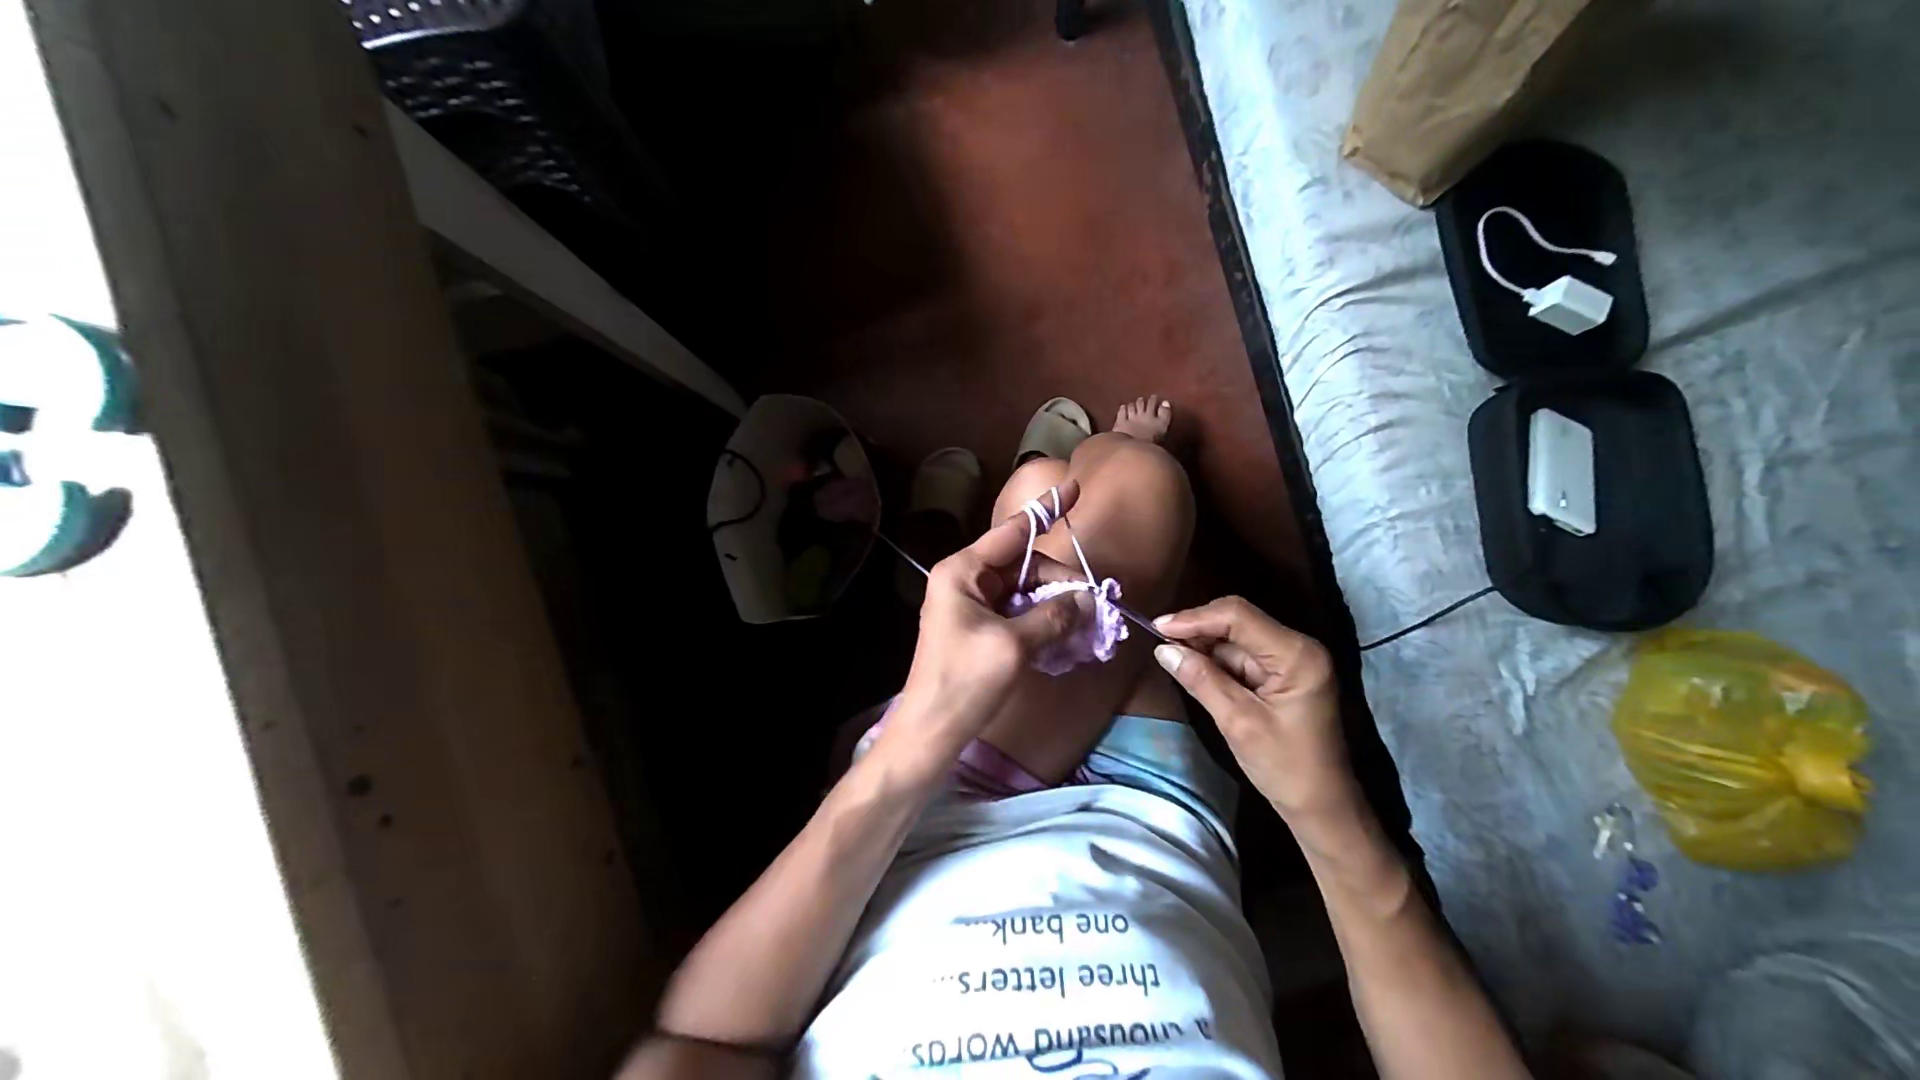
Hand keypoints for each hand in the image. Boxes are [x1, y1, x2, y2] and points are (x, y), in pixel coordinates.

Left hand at [893, 481, 1091, 754]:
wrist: (930, 732)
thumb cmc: (964, 682)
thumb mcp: (1014, 646)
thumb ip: (1053, 616)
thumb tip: (1089, 599)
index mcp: (962, 571)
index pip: (1012, 531)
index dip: (1047, 510)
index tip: (1075, 487)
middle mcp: (964, 580)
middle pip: (1023, 564)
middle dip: (1059, 581)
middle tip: (1094, 604)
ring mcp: (970, 605)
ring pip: (1023, 590)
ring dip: (1054, 604)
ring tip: (1086, 625)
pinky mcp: (978, 629)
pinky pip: (1017, 613)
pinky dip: (1041, 621)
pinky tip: (1066, 637)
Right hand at [1152, 597, 1357, 825]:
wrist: (1321, 806)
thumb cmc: (1286, 767)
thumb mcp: (1238, 722)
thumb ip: (1201, 680)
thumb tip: (1163, 650)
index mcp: (1297, 655)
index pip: (1239, 617)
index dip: (1195, 618)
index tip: (1158, 628)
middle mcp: (1296, 647)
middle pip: (1237, 621)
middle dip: (1197, 628)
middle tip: (1159, 642)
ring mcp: (1289, 660)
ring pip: (1235, 637)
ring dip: (1202, 644)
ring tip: (1169, 653)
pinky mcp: (1279, 674)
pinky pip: (1239, 656)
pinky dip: (1213, 659)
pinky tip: (1190, 665)